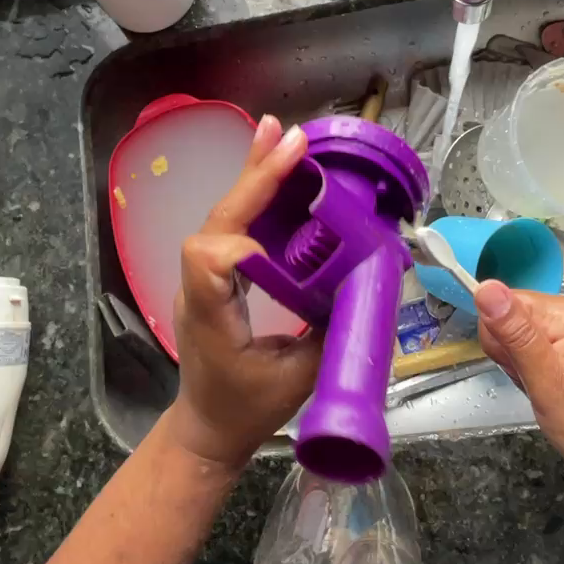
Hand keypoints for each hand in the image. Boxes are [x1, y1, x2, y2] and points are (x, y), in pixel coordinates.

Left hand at [164, 115, 322, 470]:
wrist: (208, 428)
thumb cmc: (248, 410)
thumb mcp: (298, 379)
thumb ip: (328, 330)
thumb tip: (364, 283)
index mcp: (211, 317)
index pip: (208, 261)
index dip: (239, 240)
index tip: (277, 235)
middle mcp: (198, 289)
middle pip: (218, 221)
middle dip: (255, 179)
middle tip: (287, 139)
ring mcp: (200, 280)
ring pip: (221, 216)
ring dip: (252, 176)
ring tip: (277, 136)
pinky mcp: (212, 276)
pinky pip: (230, 227)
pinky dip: (253, 196)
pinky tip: (270, 169)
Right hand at [473, 281, 563, 494]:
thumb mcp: (550, 384)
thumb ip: (515, 334)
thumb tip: (485, 286)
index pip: (505, 302)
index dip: (502, 339)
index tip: (522, 371)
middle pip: (513, 319)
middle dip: (513, 356)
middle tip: (539, 387)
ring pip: (523, 338)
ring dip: (525, 368)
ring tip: (549, 394)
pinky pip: (540, 351)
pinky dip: (539, 374)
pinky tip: (555, 394)